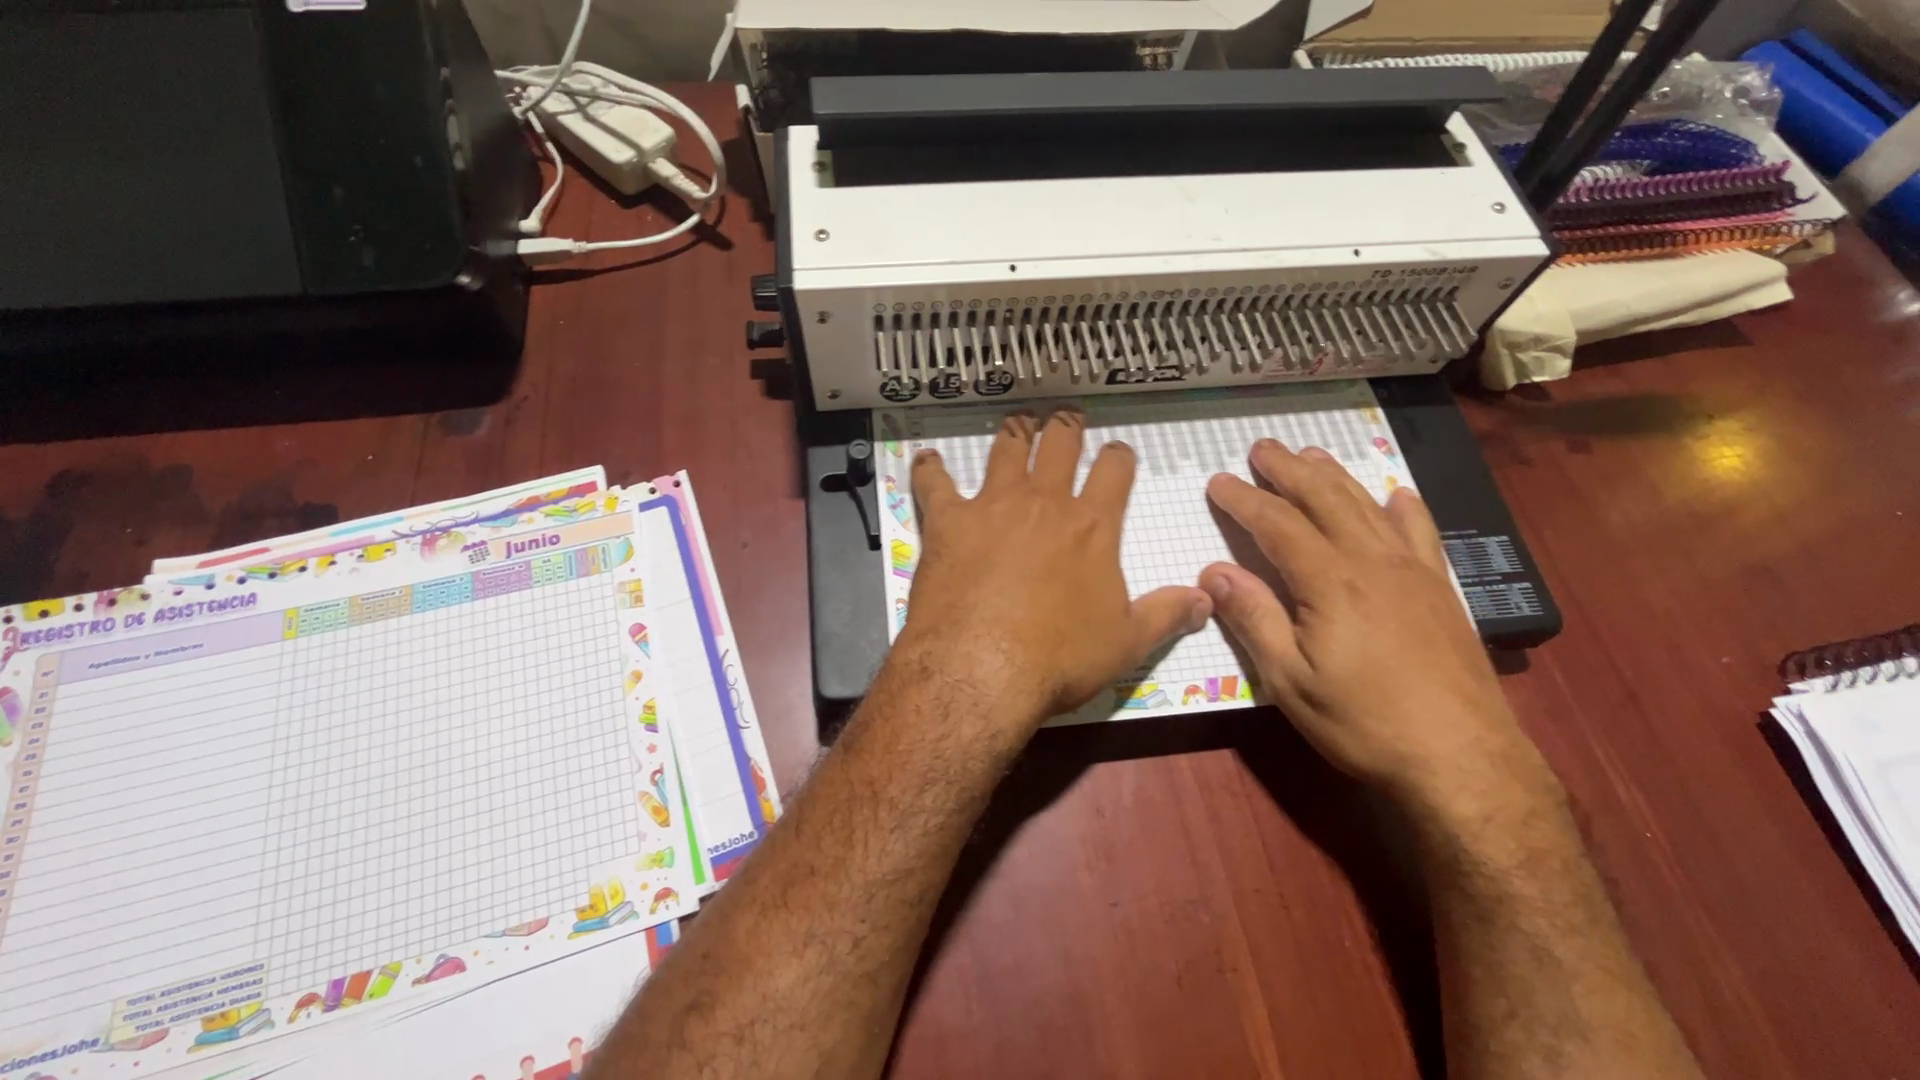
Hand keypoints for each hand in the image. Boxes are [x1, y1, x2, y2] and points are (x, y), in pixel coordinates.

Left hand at [898, 410, 1212, 734]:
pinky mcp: (947, 523)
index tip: (1116, 453)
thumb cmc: (1060, 659)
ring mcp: (992, 507)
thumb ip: (1166, 615)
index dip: (1117, 457)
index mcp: (1092, 527)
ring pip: (1005, 451)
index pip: (1113, 472)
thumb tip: (1207, 599)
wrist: (983, 668)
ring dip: (1012, 433)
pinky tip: (927, 460)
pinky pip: (935, 484)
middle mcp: (1044, 504)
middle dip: (1065, 427)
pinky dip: (930, 469)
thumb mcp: (1127, 643)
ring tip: (1016, 423)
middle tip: (1064, 417)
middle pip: (1058, 445)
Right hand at [1201, 439, 1538, 806]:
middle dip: (1289, 471)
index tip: (1218, 481)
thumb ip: (1254, 619)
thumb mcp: (1290, 680)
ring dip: (1337, 478)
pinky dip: (1404, 507)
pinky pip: (1421, 533)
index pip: (1278, 525)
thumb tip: (1214, 571)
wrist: (1461, 758)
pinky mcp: (1441, 591)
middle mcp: (1372, 563)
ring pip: (1368, 507)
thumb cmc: (1362, 722)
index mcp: (1330, 582)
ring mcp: (1413, 573)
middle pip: (1325, 501)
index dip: (1244, 500)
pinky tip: (1397, 494)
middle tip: (1262, 447)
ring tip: (1312, 455)